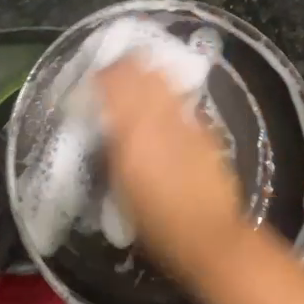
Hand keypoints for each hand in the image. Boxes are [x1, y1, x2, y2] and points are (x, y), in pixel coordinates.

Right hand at [94, 57, 247, 285]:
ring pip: (164, 79)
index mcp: (131, 131)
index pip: (112, 82)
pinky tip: (166, 108)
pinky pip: (182, 101)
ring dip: (149, 74)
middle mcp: (159, 117)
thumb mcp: (120, 187)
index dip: (101, 75)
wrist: (210, 237)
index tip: (92, 80)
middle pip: (141, 71)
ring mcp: (186, 121)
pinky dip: (169, 96)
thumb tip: (108, 126)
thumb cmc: (157, 222)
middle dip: (125, 66)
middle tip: (115, 74)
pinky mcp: (206, 130)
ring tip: (140, 79)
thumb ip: (113, 148)